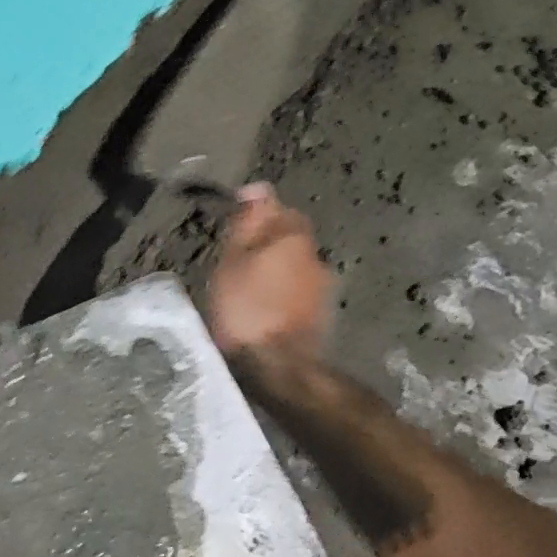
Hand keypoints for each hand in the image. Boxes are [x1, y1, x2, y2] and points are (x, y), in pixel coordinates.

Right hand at [206, 183, 334, 358]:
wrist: (280, 369)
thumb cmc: (247, 310)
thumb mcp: (233, 260)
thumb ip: (248, 222)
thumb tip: (257, 187)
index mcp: (295, 235)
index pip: (276, 208)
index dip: (253, 217)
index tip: (232, 233)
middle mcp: (317, 256)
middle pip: (288, 240)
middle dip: (267, 246)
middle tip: (237, 264)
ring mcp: (324, 290)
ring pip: (295, 269)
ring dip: (276, 274)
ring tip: (249, 293)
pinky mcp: (323, 318)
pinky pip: (298, 296)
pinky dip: (283, 298)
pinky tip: (266, 314)